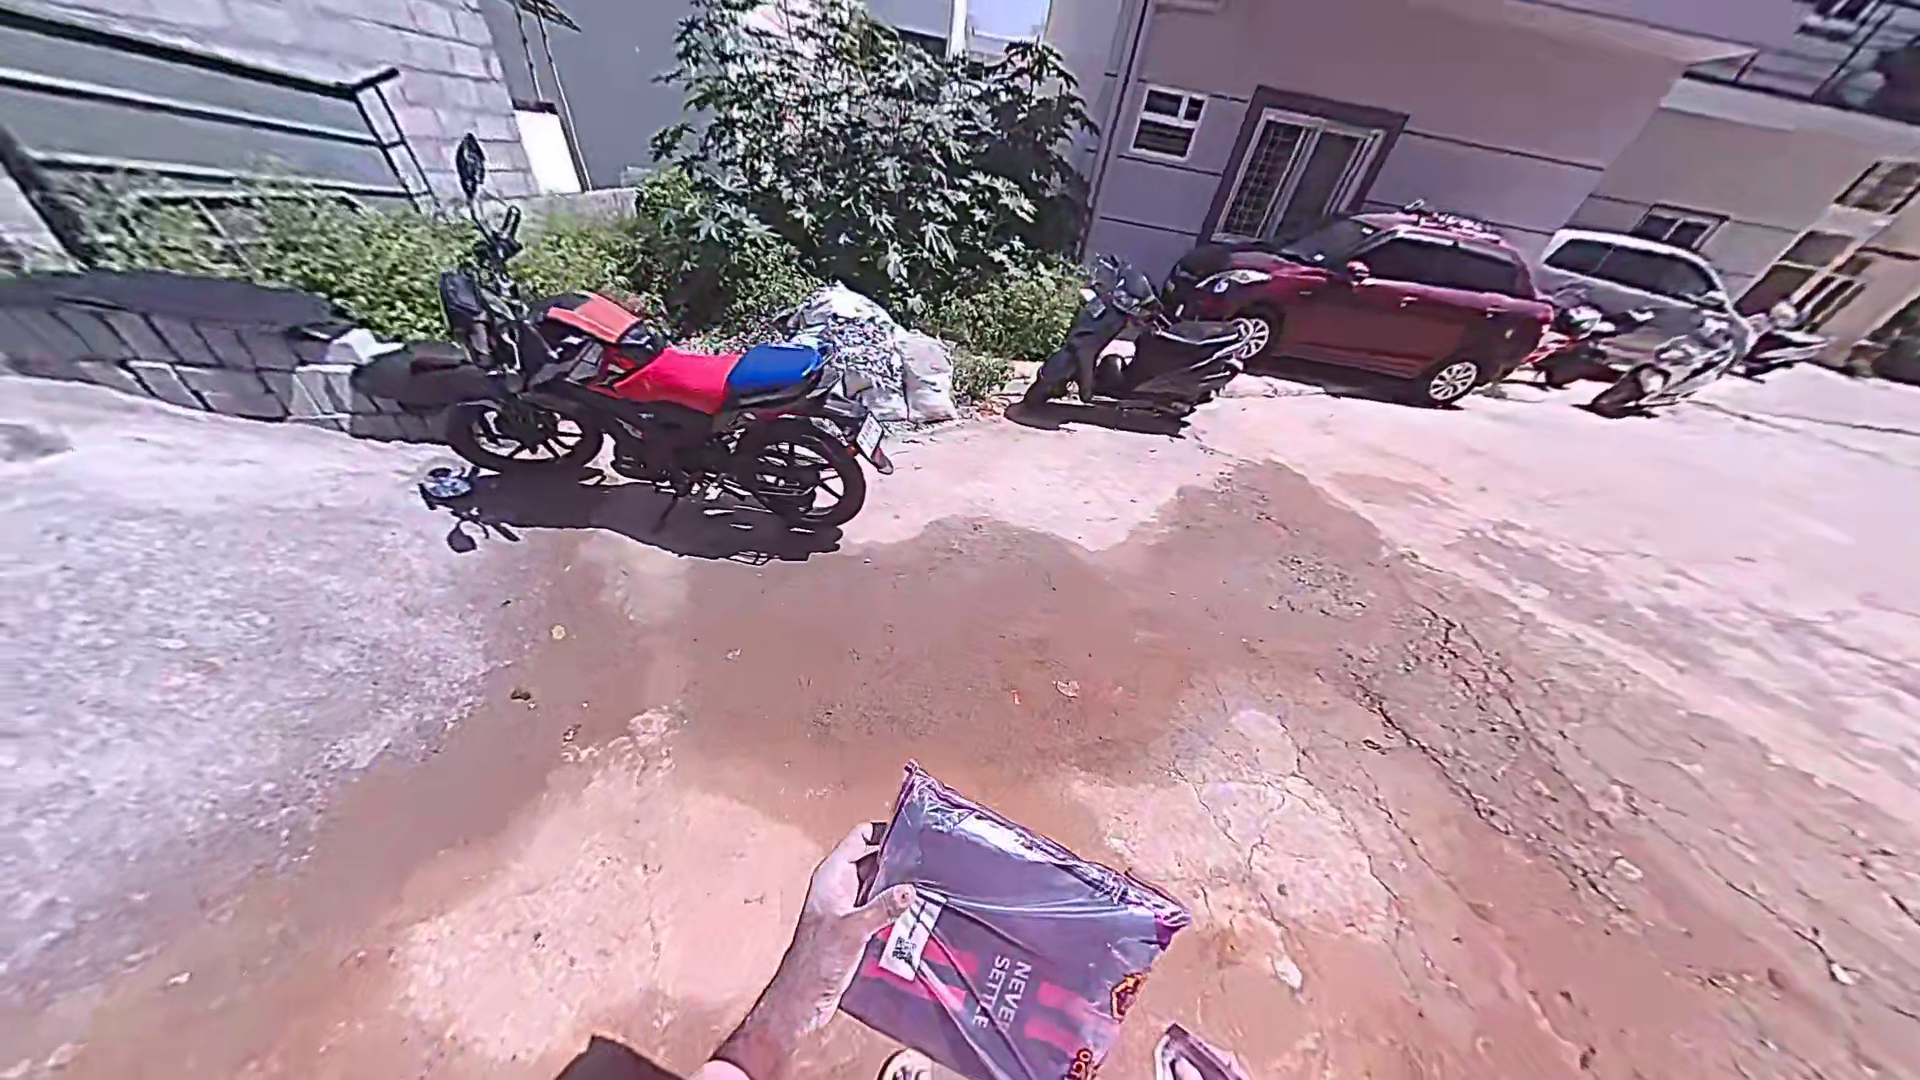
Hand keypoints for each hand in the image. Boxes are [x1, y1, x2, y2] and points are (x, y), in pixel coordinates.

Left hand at [780, 822, 919, 1030]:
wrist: (804, 1000)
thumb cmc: (814, 961)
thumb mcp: (853, 928)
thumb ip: (883, 907)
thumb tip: (908, 890)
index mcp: (832, 874)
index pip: (859, 837)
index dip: (881, 831)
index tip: (904, 832)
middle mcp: (840, 884)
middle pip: (872, 859)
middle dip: (893, 860)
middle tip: (918, 862)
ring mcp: (847, 904)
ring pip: (877, 883)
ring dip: (894, 885)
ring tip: (917, 885)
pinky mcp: (855, 924)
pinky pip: (879, 904)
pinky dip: (892, 905)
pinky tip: (908, 911)